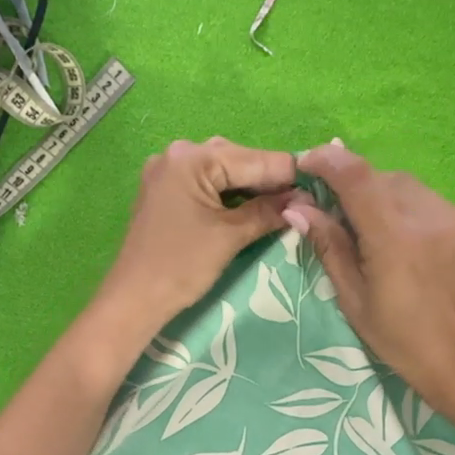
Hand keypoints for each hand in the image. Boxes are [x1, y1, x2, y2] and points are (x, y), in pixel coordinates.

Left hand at [97, 137, 307, 320]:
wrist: (134, 300)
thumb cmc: (181, 267)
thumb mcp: (230, 237)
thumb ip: (267, 212)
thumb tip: (301, 199)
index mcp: (191, 158)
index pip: (252, 159)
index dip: (287, 173)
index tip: (319, 184)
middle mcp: (176, 155)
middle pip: (235, 160)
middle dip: (268, 179)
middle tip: (301, 199)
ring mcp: (165, 173)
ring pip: (220, 172)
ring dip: (249, 187)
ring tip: (280, 205)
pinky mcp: (163, 193)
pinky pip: (204, 185)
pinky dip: (227, 195)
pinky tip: (249, 208)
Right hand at [285, 143, 454, 409]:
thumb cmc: (398, 338)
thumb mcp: (352, 298)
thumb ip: (329, 246)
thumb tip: (297, 210)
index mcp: (394, 238)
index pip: (356, 176)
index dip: (326, 161)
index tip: (304, 165)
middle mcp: (426, 215)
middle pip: (377, 176)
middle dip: (348, 184)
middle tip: (326, 210)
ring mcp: (449, 214)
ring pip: (399, 183)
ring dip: (372, 194)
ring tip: (358, 227)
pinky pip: (420, 197)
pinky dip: (396, 204)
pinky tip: (389, 234)